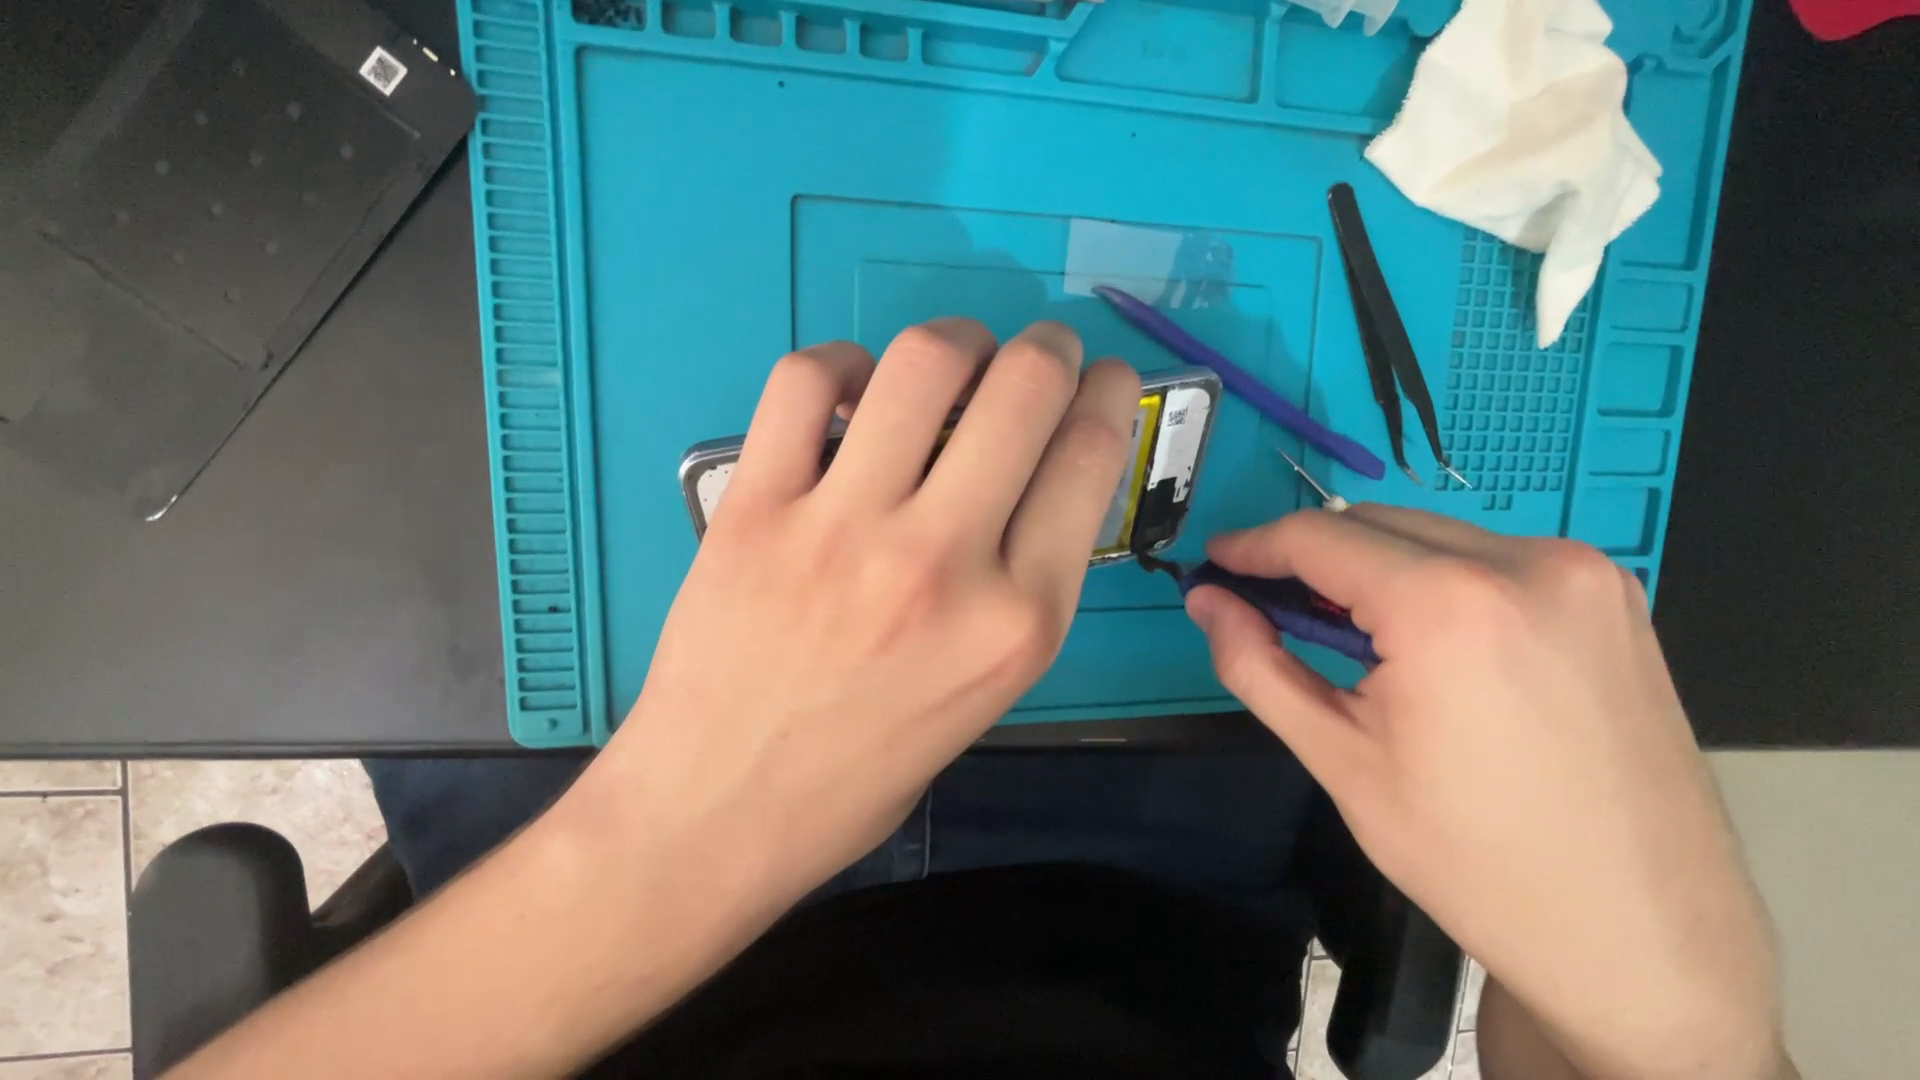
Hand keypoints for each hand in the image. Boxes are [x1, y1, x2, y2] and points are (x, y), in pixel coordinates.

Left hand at [593, 318, 1138, 906]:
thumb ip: (1027, 583)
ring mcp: (843, 527)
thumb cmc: (865, 771)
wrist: (720, 813)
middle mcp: (943, 560)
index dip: (1109, 396)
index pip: (1091, 458)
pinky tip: (852, 391)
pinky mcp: (755, 507)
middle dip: (1050, 348)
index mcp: (1019, 621)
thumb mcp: (989, 691)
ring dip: (958, 339)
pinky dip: (840, 365)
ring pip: (924, 362)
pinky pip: (806, 382)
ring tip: (956, 357)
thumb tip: (1036, 475)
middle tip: (1041, 352)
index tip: (1101, 380)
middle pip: (1024, 388)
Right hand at [1185, 508, 1782, 1079]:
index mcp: (1448, 604)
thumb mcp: (1339, 759)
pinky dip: (1437, 580)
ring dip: (1374, 566)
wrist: (1642, 936)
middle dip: (1311, 556)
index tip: (1216, 565)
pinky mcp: (1615, 599)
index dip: (1255, 545)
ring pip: (1437, 536)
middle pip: (1379, 524)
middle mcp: (1526, 563)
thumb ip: (1256, 665)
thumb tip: (1206, 602)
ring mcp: (1584, 576)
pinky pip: (1493, 560)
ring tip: (1343, 632)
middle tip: (1265, 604)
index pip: (1320, 537)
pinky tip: (1425, 641)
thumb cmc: (1470, 856)